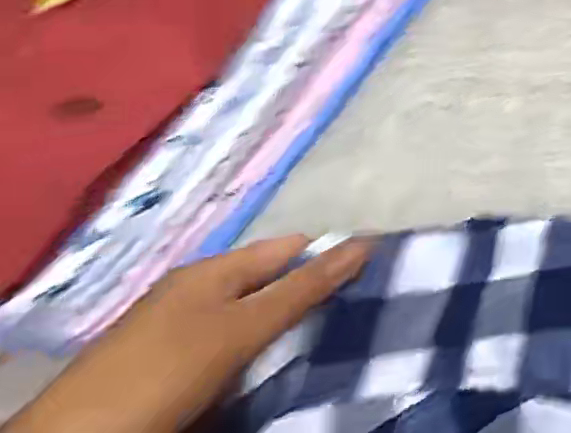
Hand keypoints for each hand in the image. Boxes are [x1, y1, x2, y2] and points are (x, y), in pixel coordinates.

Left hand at [7, 236, 369, 432]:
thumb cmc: (165, 372)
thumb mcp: (245, 328)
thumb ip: (307, 284)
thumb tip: (368, 240)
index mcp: (212, 269)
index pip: (294, 246)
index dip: (331, 259)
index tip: (365, 281)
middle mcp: (193, 289)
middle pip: (271, 281)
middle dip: (306, 297)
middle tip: (341, 316)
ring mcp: (171, 327)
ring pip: (250, 315)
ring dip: (278, 329)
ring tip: (307, 344)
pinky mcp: (160, 362)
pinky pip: (225, 343)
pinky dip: (248, 352)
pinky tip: (261, 368)